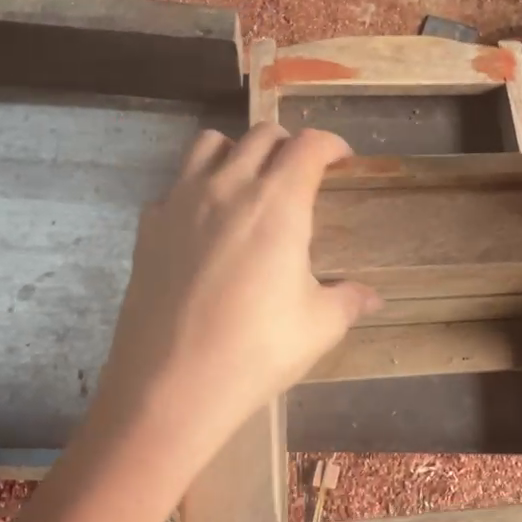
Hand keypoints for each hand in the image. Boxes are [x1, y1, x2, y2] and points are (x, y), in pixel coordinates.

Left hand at [89, 125, 380, 462]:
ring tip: (249, 183)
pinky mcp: (148, 226)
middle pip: (261, 135)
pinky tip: (204, 225)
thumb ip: (348, 301)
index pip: (308, 145)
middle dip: (288, 146)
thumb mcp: (318, 327)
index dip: (331, 145)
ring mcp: (181, 202)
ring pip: (209, 143)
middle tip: (301, 174)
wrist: (170, 386)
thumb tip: (373, 297)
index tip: (342, 159)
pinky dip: (196, 187)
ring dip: (237, 151)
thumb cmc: (256, 352)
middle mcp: (228, 187)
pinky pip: (175, 184)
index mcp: (278, 203)